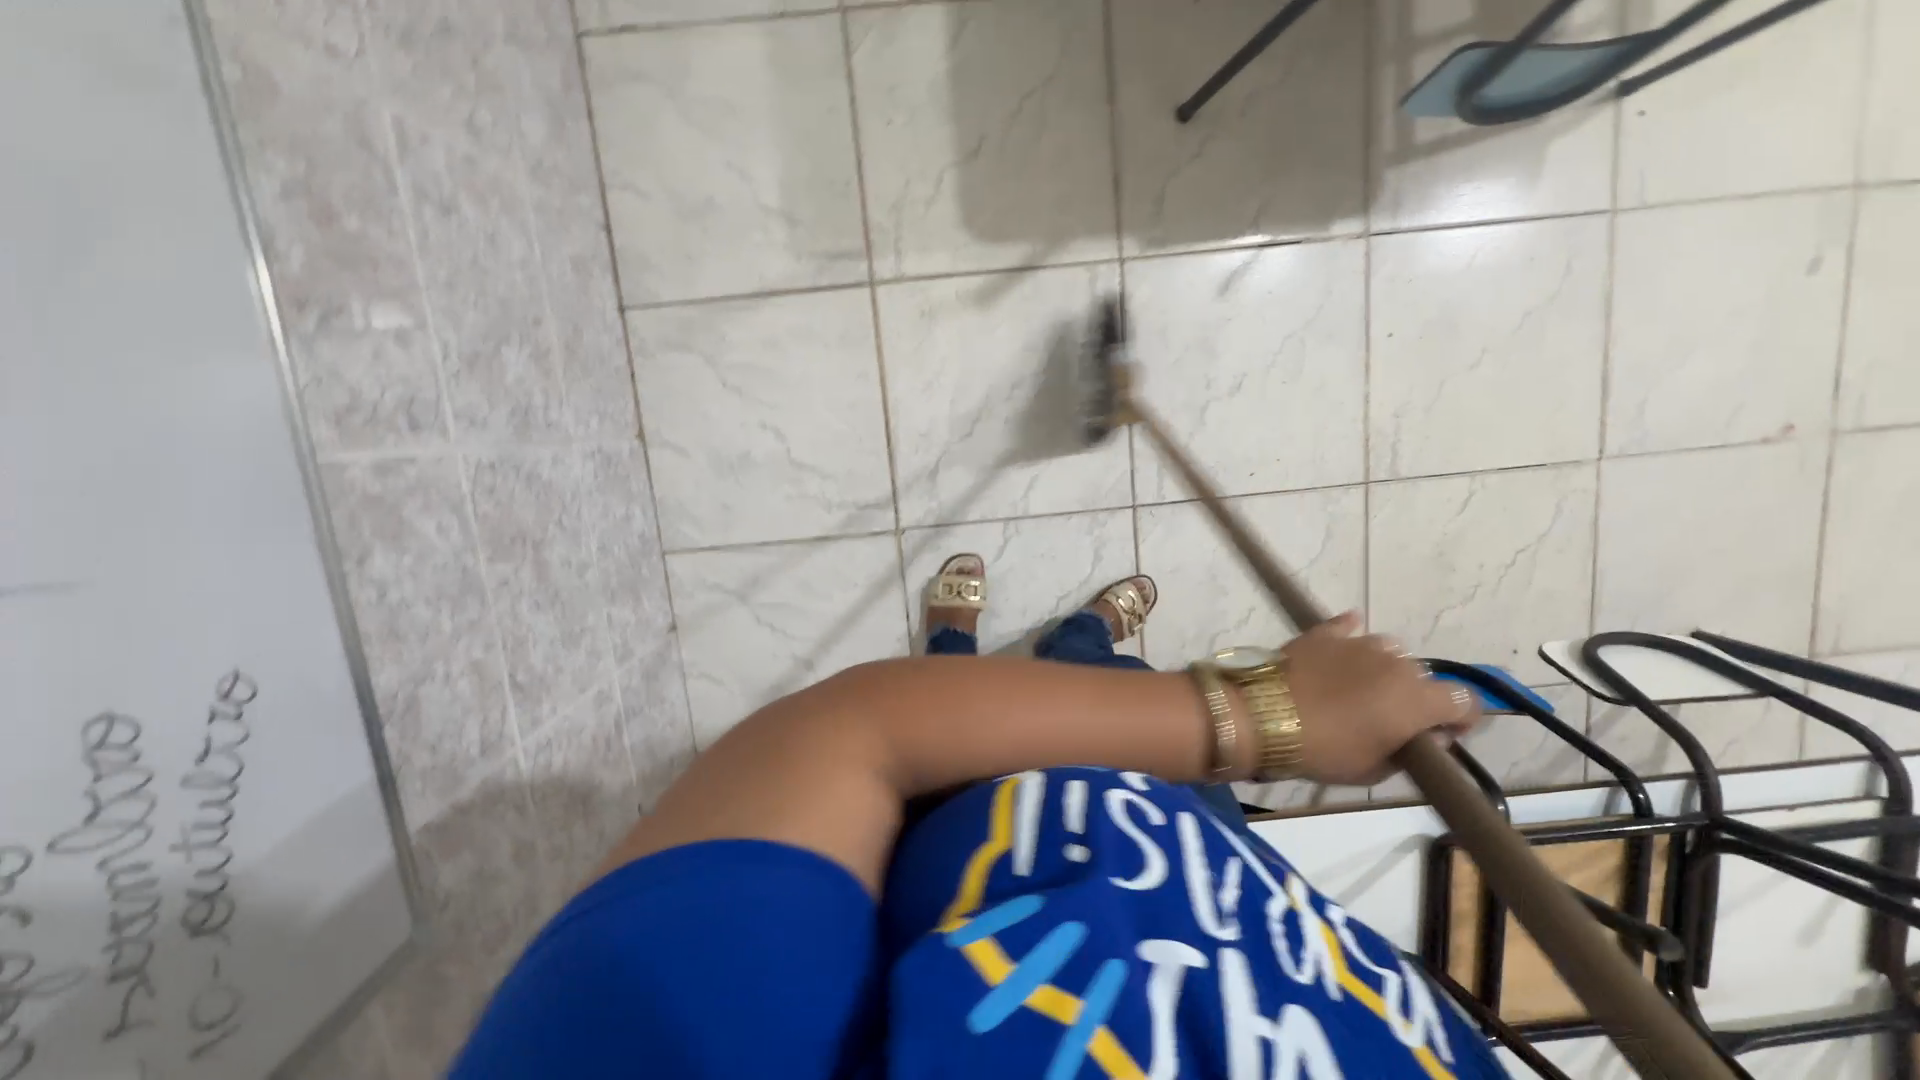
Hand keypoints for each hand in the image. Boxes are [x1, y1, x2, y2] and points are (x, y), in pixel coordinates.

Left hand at [1281, 612, 1480, 785]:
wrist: (1264, 716)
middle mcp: (1397, 663)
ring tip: (1360, 688)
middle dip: (1415, 696)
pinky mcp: (1324, 633)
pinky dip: (1350, 636)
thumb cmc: (1325, 750)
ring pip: (1388, 650)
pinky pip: (1347, 628)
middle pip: (1422, 676)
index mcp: (1418, 699)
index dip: (1461, 719)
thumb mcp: (1374, 770)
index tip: (1444, 733)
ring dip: (1383, 668)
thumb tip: (1430, 736)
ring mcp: (1359, 642)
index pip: (1465, 701)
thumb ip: (1409, 752)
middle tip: (1389, 718)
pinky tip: (1344, 646)